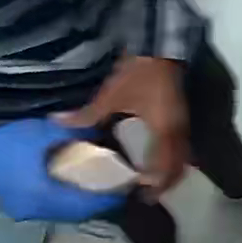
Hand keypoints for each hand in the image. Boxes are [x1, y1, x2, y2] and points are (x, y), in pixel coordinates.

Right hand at [0, 120, 125, 222]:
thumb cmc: (5, 140)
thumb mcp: (45, 132)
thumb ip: (76, 134)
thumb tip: (100, 132)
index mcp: (45, 198)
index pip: (87, 204)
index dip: (109, 196)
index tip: (125, 184)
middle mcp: (35, 211)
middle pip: (77, 212)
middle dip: (97, 200)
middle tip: (114, 183)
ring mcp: (22, 211)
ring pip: (63, 211)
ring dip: (80, 200)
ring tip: (97, 182)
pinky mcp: (13, 205)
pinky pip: (48, 207)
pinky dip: (64, 197)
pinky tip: (70, 183)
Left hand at [59, 57, 189, 199]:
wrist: (160, 46)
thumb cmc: (139, 72)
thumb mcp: (111, 94)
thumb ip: (87, 114)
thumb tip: (57, 122)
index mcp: (163, 130)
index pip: (164, 167)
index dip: (154, 184)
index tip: (140, 195)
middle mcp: (178, 131)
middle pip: (180, 166)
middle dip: (167, 182)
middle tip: (148, 194)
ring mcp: (183, 122)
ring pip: (184, 156)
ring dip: (172, 170)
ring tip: (155, 180)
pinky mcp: (182, 114)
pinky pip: (182, 145)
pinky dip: (173, 157)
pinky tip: (159, 157)